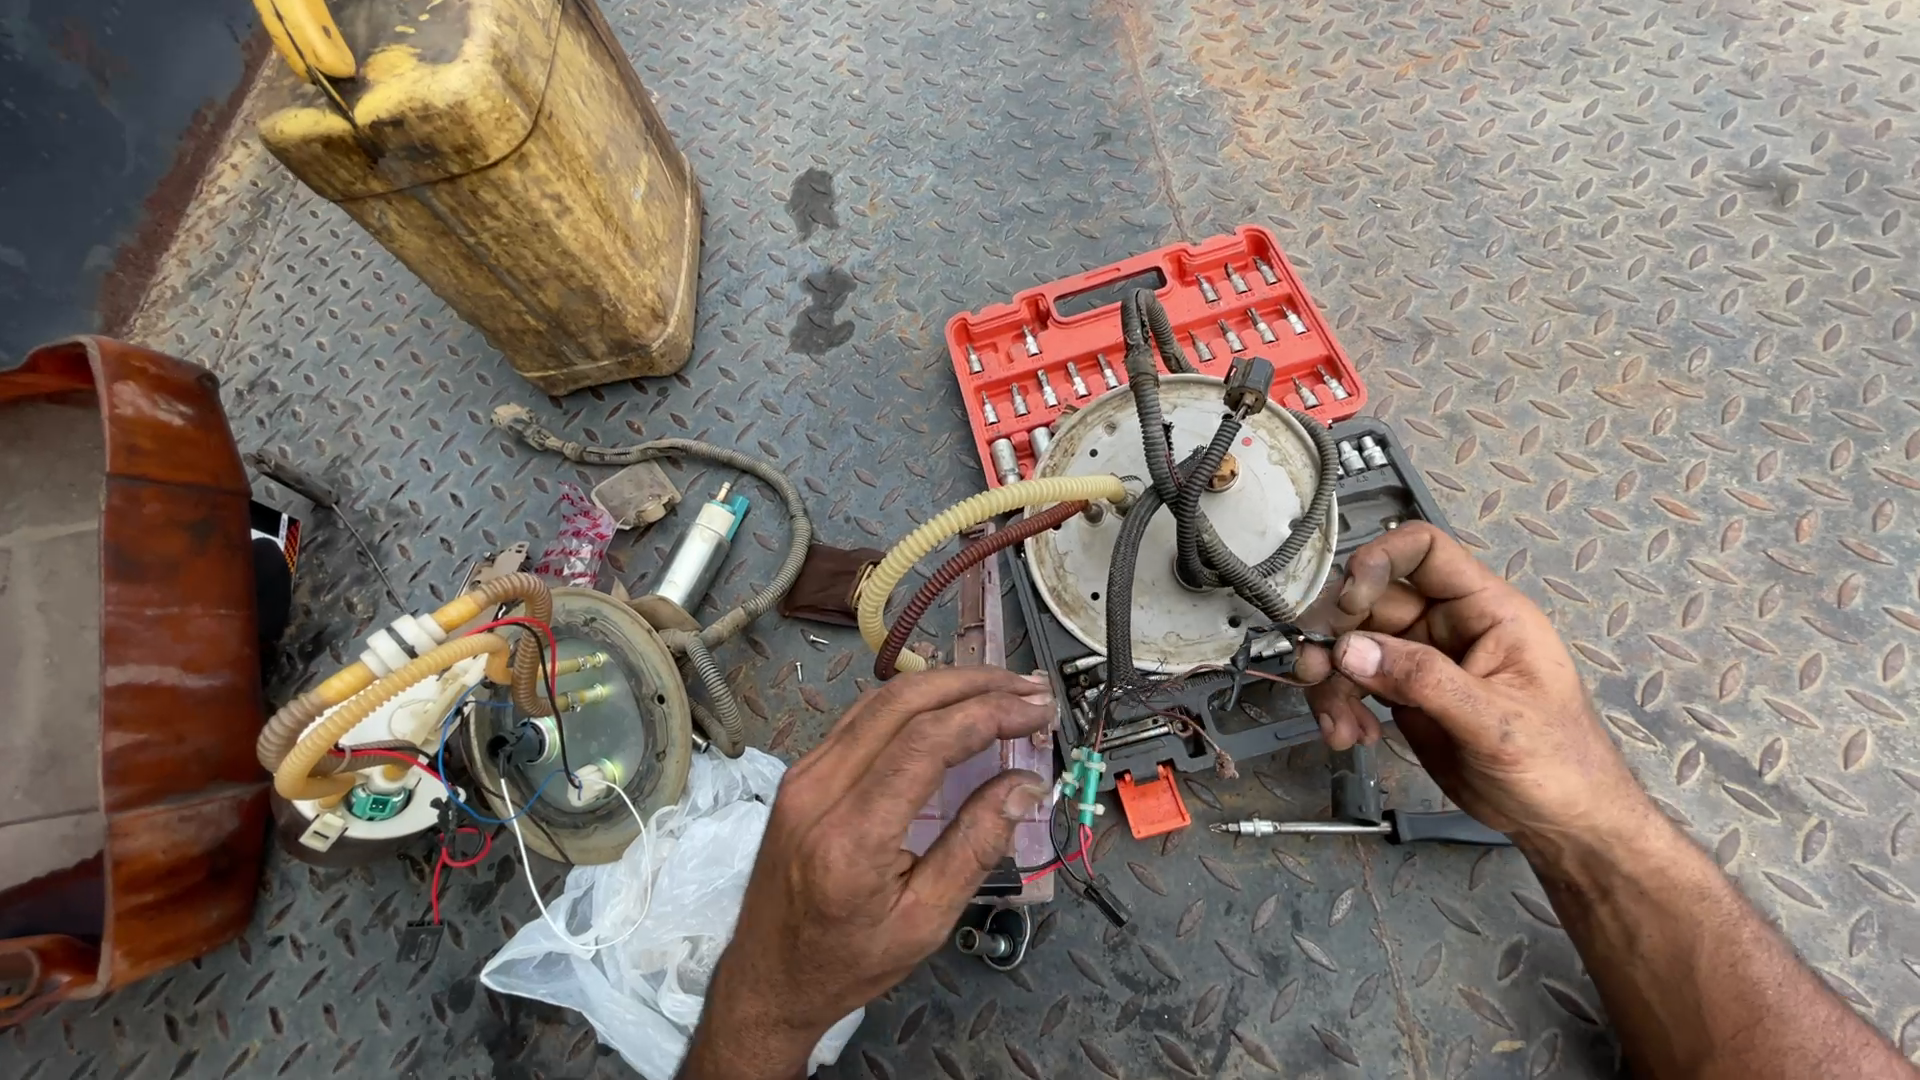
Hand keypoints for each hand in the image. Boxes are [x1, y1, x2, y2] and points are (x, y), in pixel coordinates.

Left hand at [678, 668, 1053, 1079]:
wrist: (767, 977)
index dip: (988, 713)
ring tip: (1001, 691)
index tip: (1036, 710)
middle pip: (904, 701)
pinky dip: (916, 700)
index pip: (925, 741)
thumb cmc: (847, 962)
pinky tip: (950, 705)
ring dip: (947, 684)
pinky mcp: (803, 770)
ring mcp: (805, 772)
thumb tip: (1025, 784)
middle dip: (974, 684)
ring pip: (882, 698)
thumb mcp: (925, 923)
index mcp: (851, 836)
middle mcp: (819, 788)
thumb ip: (975, 846)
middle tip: (1028, 690)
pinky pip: (865, 715)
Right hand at [1291, 522, 1652, 847]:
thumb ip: (1423, 679)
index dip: (1379, 562)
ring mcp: (1419, 658)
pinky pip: (1350, 679)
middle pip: (1369, 601)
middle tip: (1314, 672)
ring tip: (1336, 723)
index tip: (1348, 604)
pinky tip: (1349, 734)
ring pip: (1349, 643)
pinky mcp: (1399, 690)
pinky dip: (1337, 704)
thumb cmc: (1560, 767)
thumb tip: (1349, 649)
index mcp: (1485, 612)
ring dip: (1329, 679)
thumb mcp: (1496, 722)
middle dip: (1334, 635)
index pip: (1424, 551)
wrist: (1562, 825)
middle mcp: (1446, 625)